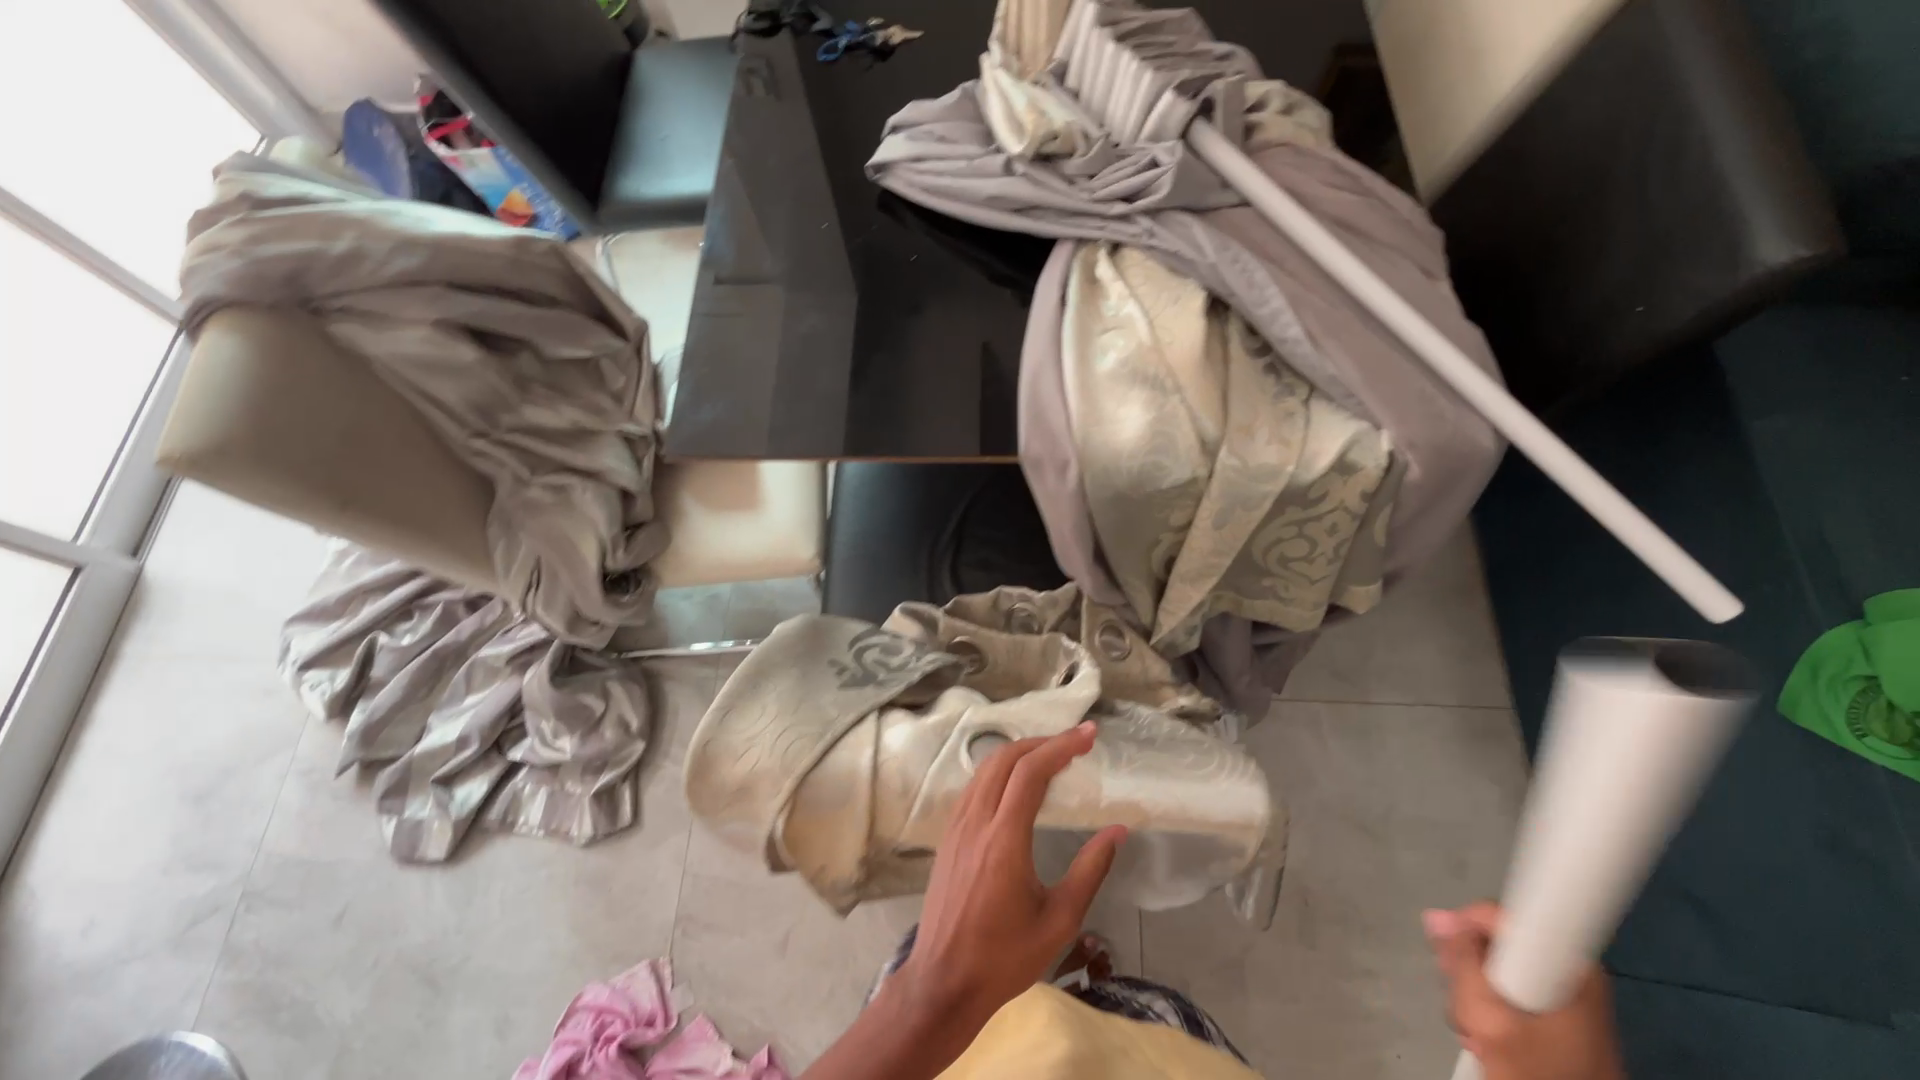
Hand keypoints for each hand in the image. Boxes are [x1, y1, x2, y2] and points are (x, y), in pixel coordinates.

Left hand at [801, 723, 1125, 1079]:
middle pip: (1005, 759)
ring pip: (985, 769)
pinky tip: (1017, 783)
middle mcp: (976, 822)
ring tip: (1051, 756)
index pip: (1031, 772)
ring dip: (1019, 753)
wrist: (944, 981)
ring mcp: (956, 827)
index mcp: (1004, 839)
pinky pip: (974, 787)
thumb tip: (1118, 830)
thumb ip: (1090, 869)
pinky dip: (999, 771)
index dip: (1061, 746)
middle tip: (1076, 742)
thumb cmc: (1005, 957)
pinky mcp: (947, 838)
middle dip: (1042, 742)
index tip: (1089, 735)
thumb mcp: (1060, 919)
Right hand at [1424, 904, 1626, 1079]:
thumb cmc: (1540, 1073)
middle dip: (1468, 970)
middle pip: (1494, 940)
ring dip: (1473, 994)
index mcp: (1568, 962)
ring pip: (1493, 964)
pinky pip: (1505, 984)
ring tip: (1480, 1031)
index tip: (1450, 959)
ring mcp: (1561, 987)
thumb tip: (1436, 917)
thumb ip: (1462, 963)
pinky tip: (1488, 1033)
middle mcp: (1569, 967)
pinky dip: (1486, 1005)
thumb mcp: (1490, 1019)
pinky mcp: (1553, 1005)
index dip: (1466, 928)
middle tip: (1466, 1006)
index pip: (1502, 914)